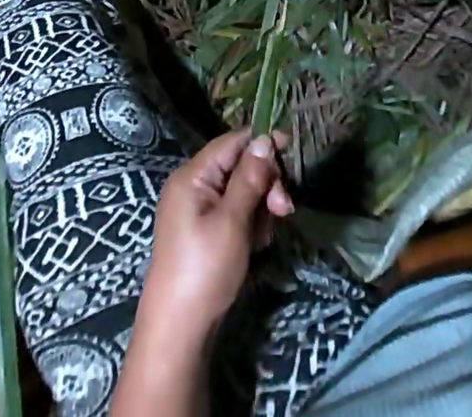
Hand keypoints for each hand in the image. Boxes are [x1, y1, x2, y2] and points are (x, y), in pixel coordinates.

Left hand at [138, 130, 294, 345]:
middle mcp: (193, 187)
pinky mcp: (207, 230)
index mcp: (192, 177)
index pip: (233, 141)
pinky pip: (237, 210)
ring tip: (268, 232)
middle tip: (283, 208)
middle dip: (267, 181)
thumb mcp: (232, 220)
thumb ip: (250, 177)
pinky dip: (253, 221)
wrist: (179, 332)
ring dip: (263, 204)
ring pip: (244, 188)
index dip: (263, 143)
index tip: (292, 153)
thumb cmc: (204, 269)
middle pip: (241, 164)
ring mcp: (199, 210)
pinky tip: (258, 242)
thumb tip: (265, 139)